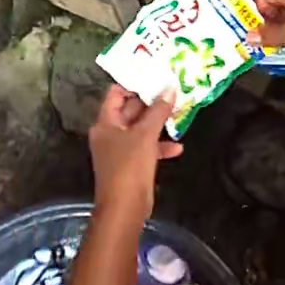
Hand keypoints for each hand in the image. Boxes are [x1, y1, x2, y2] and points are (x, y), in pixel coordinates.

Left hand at [89, 85, 182, 216]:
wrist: (124, 208)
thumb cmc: (129, 166)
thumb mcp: (145, 135)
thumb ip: (158, 111)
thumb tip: (169, 89)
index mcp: (105, 122)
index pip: (115, 94)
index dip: (133, 84)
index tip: (155, 77)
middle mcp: (109, 133)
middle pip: (129, 110)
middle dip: (151, 103)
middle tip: (173, 91)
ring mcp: (119, 150)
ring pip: (140, 129)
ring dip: (158, 123)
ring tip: (179, 114)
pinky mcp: (131, 164)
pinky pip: (145, 148)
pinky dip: (159, 146)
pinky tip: (178, 148)